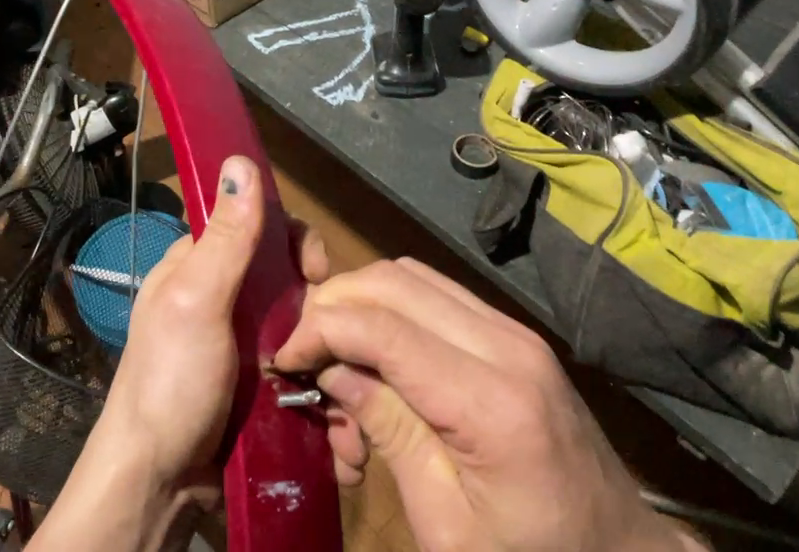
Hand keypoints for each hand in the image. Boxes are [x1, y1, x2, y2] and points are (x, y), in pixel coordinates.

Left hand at [30, 155, 329, 549]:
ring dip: (333, 365)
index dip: (293, 242)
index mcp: (199, 267)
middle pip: (290, 283)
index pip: (257, 228)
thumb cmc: (169, 384)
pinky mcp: (260, 393)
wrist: (157, 485)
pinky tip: (341, 427)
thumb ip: (226, 238)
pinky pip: (303, 379)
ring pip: (304, 334)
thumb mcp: (196, 303)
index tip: (317, 273)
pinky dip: (324, 399)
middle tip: (337, 348)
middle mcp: (223, 301)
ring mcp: (242, 349)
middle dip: (323, 314)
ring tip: (350, 403)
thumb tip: (239, 161)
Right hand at [275, 258, 704, 551]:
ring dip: (361, 304)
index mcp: (492, 401)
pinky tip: (378, 359)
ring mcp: (514, 331)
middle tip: (304, 358)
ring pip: (410, 275)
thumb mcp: (446, 523)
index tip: (284, 361)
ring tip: (339, 364)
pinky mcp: (513, 332)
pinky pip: (435, 293)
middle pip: (392, 282)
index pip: (382, 327)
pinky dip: (391, 310)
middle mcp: (506, 344)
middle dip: (333, 306)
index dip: (319, 331)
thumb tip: (329, 368)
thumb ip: (389, 432)